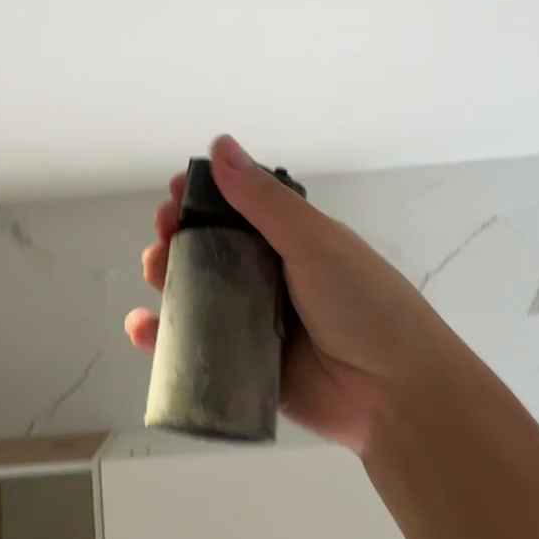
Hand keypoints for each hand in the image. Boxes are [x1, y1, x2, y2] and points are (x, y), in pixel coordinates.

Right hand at [124, 135, 456, 453]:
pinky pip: (196, 349)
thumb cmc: (363, 304)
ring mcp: (254, 324)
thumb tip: (219, 144)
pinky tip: (142, 329)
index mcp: (290, 242)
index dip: (202, 199)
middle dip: (177, 238)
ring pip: (196, 296)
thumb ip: (264, 199)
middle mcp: (269, 278)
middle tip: (163, 235)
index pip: (236, 211)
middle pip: (208, 251)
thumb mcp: (314, 242)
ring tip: (153, 275)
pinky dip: (163, 339)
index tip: (175, 192)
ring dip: (165, 280)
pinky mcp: (243, 368)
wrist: (396, 393)